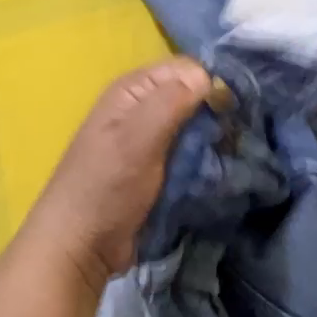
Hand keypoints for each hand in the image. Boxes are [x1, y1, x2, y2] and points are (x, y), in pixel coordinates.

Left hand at [22, 59, 211, 290]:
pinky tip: (220, 171)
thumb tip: (207, 76)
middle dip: (217, 114)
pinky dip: (207, 160)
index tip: (232, 111)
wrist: (81, 247)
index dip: (211, 84)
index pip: (187, 69)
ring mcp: (152, 139)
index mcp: (134, 89)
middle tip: (235, 138)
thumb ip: (171, 101)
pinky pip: (193, 153)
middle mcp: (143, 107)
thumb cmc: (106, 186)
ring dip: (215, 140)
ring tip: (232, 157)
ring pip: (198, 127)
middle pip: (195, 97)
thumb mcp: (137, 138)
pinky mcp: (161, 168)